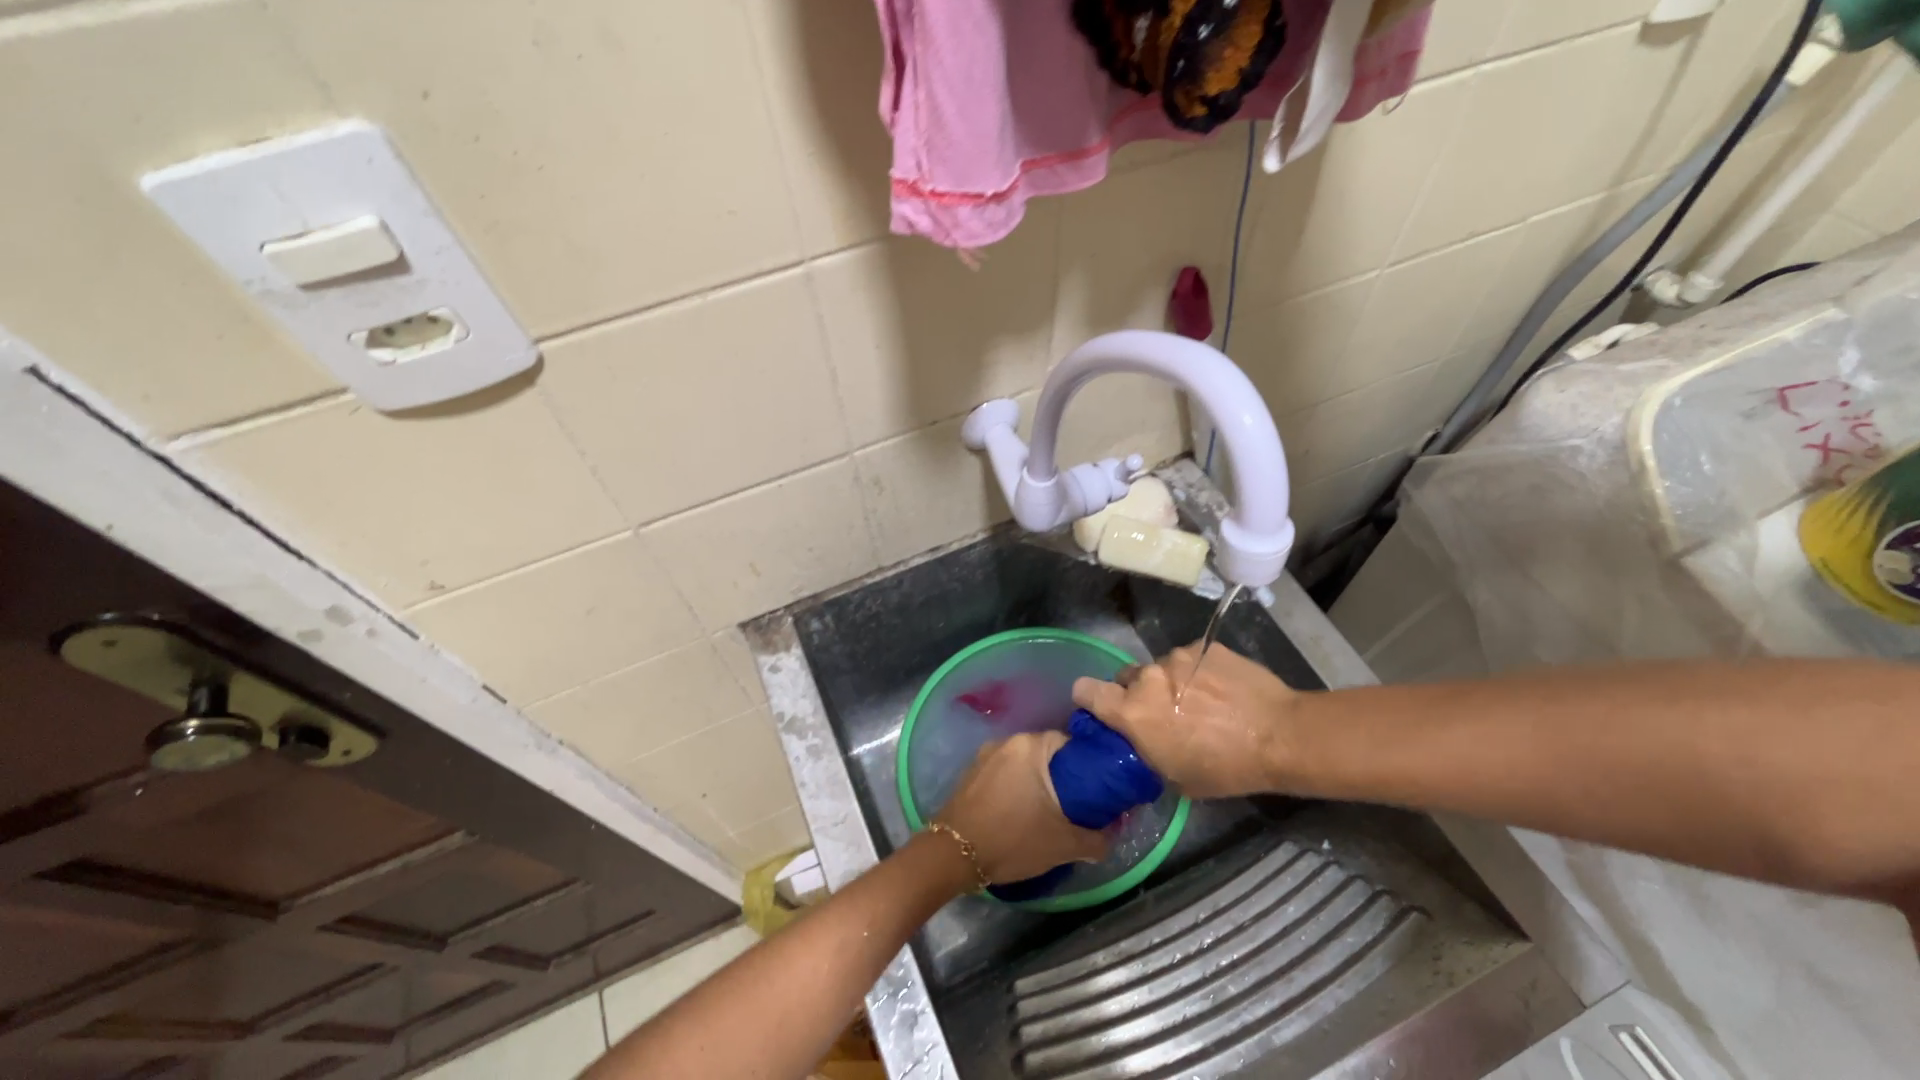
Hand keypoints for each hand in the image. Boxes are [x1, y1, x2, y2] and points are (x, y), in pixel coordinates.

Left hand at [936, 732, 1107, 883]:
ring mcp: (984, 756)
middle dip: (1064, 776)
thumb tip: (1114, 834)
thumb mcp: (1064, 845)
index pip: (1072, 743)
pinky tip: (1021, 812)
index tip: (1099, 791)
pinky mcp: (970, 774)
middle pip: (1047, 753)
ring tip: (1051, 811)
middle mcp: (1007, 741)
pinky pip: (1004, 773)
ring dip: (1038, 782)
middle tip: (1078, 805)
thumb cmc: (1012, 840)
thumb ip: (1098, 838)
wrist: (951, 856)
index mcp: (1031, 745)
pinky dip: (1016, 787)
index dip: (1089, 766)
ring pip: (1024, 764)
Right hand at [1072, 644, 1298, 797]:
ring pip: (1161, 668)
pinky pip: (1190, 659)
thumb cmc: (1225, 768)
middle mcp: (1148, 678)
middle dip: (1137, 693)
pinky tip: (1221, 690)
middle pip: (1126, 678)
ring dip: (1170, 683)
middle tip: (1162, 714)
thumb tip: (1143, 746)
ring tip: (1201, 702)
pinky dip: (1198, 673)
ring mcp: (1177, 657)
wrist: (1278, 736)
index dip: (1088, 698)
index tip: (1100, 708)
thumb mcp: (1175, 778)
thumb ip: (1147, 754)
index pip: (1086, 690)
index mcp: (1132, 712)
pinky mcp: (1205, 647)